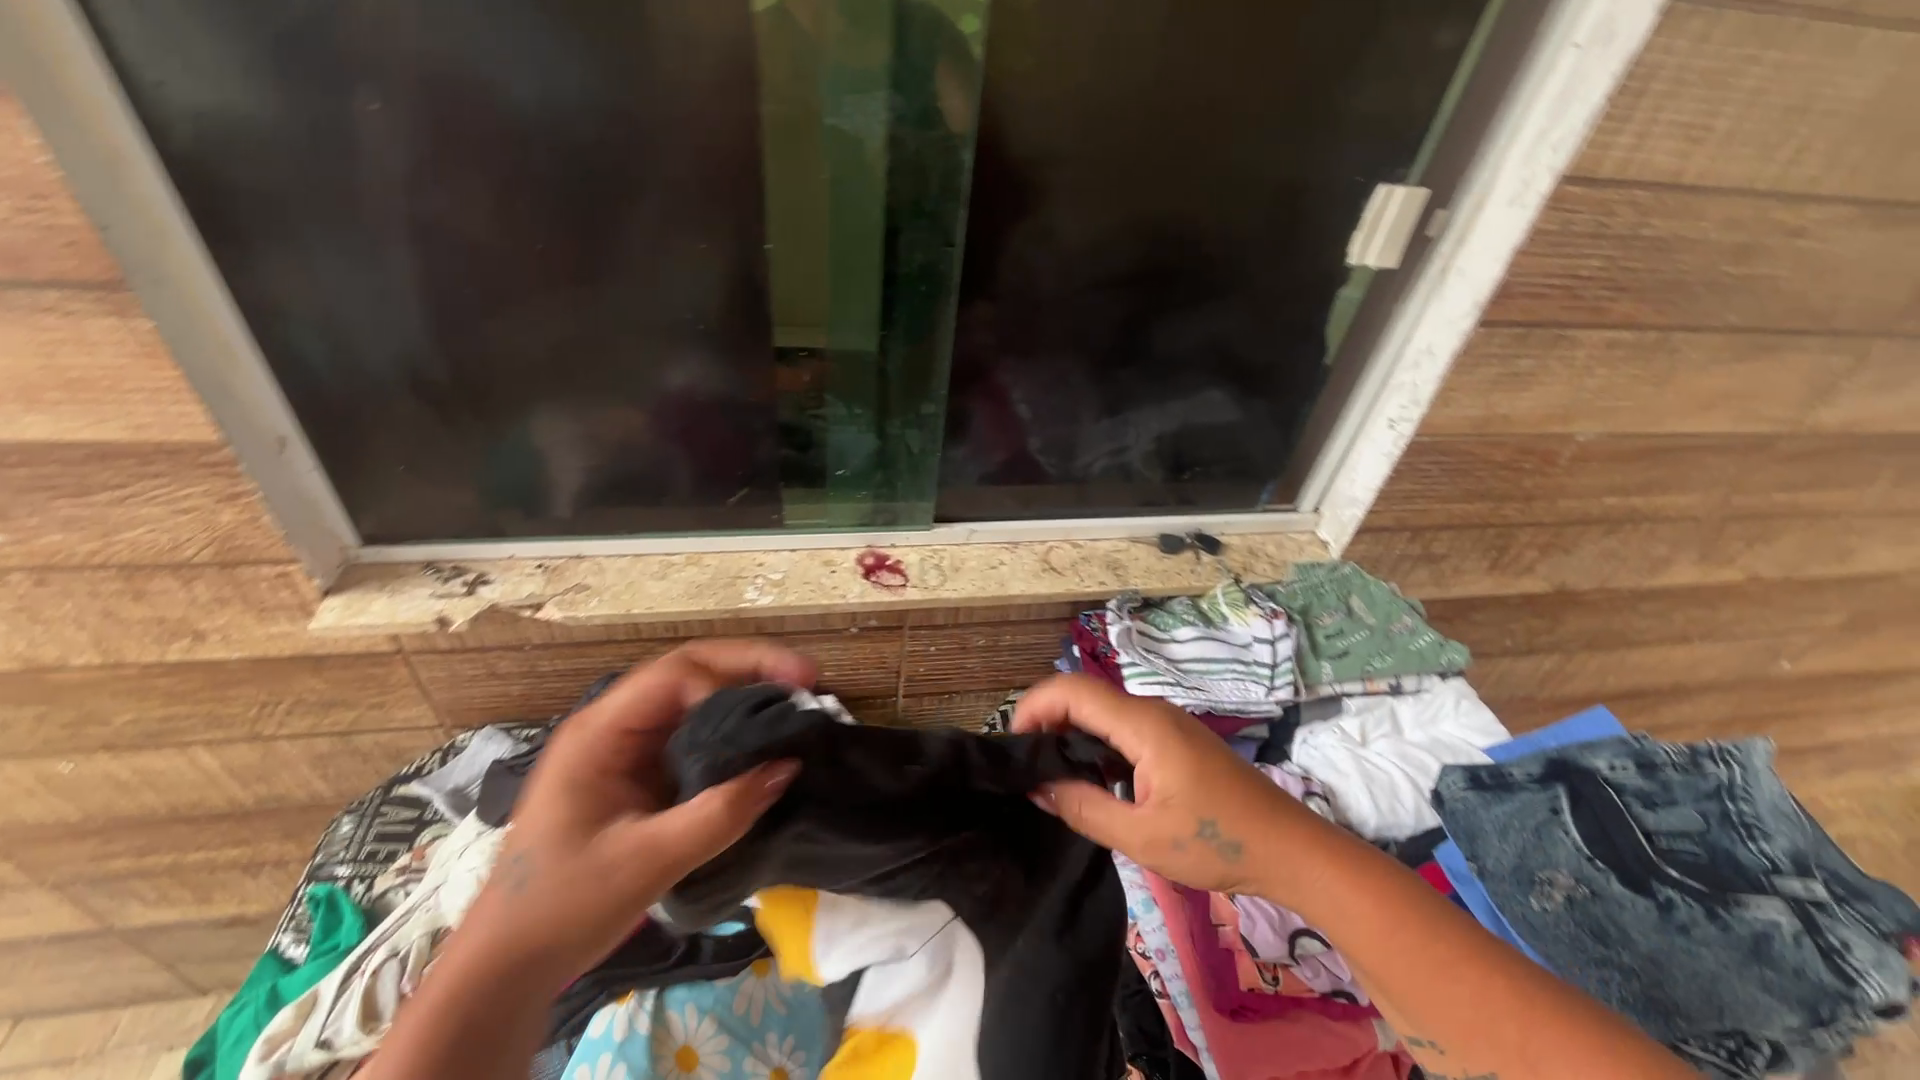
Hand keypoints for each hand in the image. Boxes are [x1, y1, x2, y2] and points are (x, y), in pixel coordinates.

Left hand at [453, 639, 811, 986]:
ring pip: (693, 705)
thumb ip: (721, 812)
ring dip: (743, 699)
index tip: (789, 694)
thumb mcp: (649, 860)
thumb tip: (790, 766)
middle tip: (808, 679)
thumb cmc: (564, 905)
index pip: (676, 675)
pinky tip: (764, 745)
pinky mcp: (636, 779)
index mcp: (600, 733)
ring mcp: (624, 752)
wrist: (509, 962)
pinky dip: (731, 735)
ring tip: (796, 706)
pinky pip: (691, 740)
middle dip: (749, 670)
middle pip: (688, 675)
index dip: (736, 674)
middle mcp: (612, 728)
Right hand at [1014, 674, 1315, 895]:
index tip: (1013, 746)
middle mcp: (1154, 712)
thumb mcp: (1141, 836)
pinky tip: (1093, 783)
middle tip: (1026, 768)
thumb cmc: (1218, 843)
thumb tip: (1036, 787)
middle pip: (1085, 698)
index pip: (1072, 690)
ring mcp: (1169, 725)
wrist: (1290, 850)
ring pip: (1104, 714)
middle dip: (1047, 723)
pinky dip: (1098, 747)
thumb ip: (1083, 808)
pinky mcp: (1177, 742)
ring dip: (1072, 737)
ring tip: (1051, 778)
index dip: (1034, 707)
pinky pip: (1124, 731)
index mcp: (1144, 725)